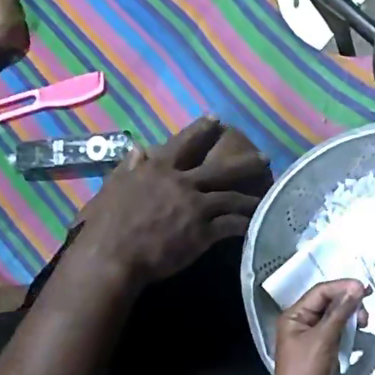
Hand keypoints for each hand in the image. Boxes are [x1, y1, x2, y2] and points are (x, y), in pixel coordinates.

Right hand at [79, 116, 271, 282]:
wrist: (112, 255)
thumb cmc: (106, 224)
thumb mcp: (114, 188)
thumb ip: (129, 168)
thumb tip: (138, 149)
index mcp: (157, 170)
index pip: (184, 142)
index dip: (202, 130)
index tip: (217, 119)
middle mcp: (180, 183)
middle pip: (220, 169)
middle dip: (244, 162)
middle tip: (264, 157)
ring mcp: (194, 207)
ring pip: (231, 198)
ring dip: (251, 198)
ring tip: (267, 199)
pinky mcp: (202, 232)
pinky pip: (230, 226)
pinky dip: (244, 225)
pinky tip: (255, 226)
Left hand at [272, 279, 366, 374]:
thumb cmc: (307, 369)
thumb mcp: (324, 338)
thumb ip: (340, 312)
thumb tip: (357, 288)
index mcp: (294, 315)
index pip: (320, 291)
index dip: (342, 287)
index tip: (365, 288)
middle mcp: (302, 321)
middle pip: (328, 302)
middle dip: (349, 302)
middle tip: (367, 309)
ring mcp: (313, 335)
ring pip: (336, 316)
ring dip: (351, 315)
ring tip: (365, 322)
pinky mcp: (324, 348)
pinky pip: (338, 331)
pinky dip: (350, 328)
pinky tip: (361, 331)